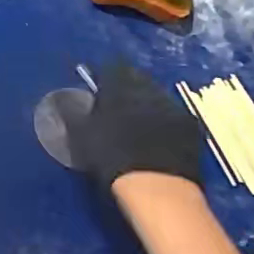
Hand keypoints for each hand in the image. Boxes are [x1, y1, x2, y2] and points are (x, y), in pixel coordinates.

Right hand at [69, 63, 204, 187]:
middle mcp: (150, 91)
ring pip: (156, 96)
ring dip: (145, 102)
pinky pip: (172, 114)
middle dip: (126, 86)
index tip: (96, 83)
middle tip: (113, 101)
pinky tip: (155, 133)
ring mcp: (174, 109)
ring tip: (134, 118)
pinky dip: (162, 119)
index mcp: (120, 88)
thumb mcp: (79, 133)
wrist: (155, 186)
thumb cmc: (109, 156)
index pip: (113, 68)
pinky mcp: (191, 128)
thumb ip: (72, 111)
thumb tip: (61, 96)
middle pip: (137, 79)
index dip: (103, 74)